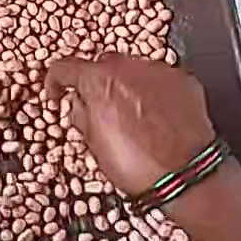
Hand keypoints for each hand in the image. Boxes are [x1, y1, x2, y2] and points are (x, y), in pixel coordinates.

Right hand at [43, 53, 217, 196]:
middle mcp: (128, 68)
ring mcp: (158, 72)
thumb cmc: (138, 165)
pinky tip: (152, 115)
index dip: (55, 82)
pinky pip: (159, 79)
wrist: (185, 176)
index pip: (65, 68)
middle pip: (101, 64)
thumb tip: (80, 106)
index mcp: (98, 81)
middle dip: (95, 83)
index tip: (58, 92)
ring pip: (132, 69)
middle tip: (95, 106)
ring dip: (125, 86)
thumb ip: (81, 114)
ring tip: (128, 115)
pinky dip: (152, 92)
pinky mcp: (183, 81)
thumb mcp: (92, 143)